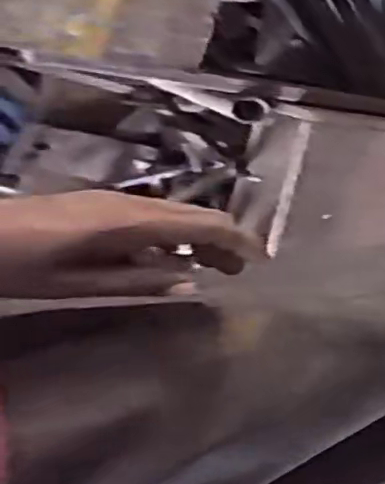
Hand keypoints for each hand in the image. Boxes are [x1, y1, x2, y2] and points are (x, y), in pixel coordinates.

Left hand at [0, 191, 263, 297]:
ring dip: (203, 236)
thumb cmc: (8, 265)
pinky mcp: (101, 201)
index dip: (243, 243)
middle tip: (234, 269)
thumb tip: (191, 284)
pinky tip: (161, 255)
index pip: (211, 227)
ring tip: (202, 265)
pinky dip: (177, 232)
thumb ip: (138, 283)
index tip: (260, 263)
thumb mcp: (71, 284)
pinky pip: (159, 212)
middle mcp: (134, 204)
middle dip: (228, 240)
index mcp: (134, 223)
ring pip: (184, 213)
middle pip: (204, 215)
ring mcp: (116, 199)